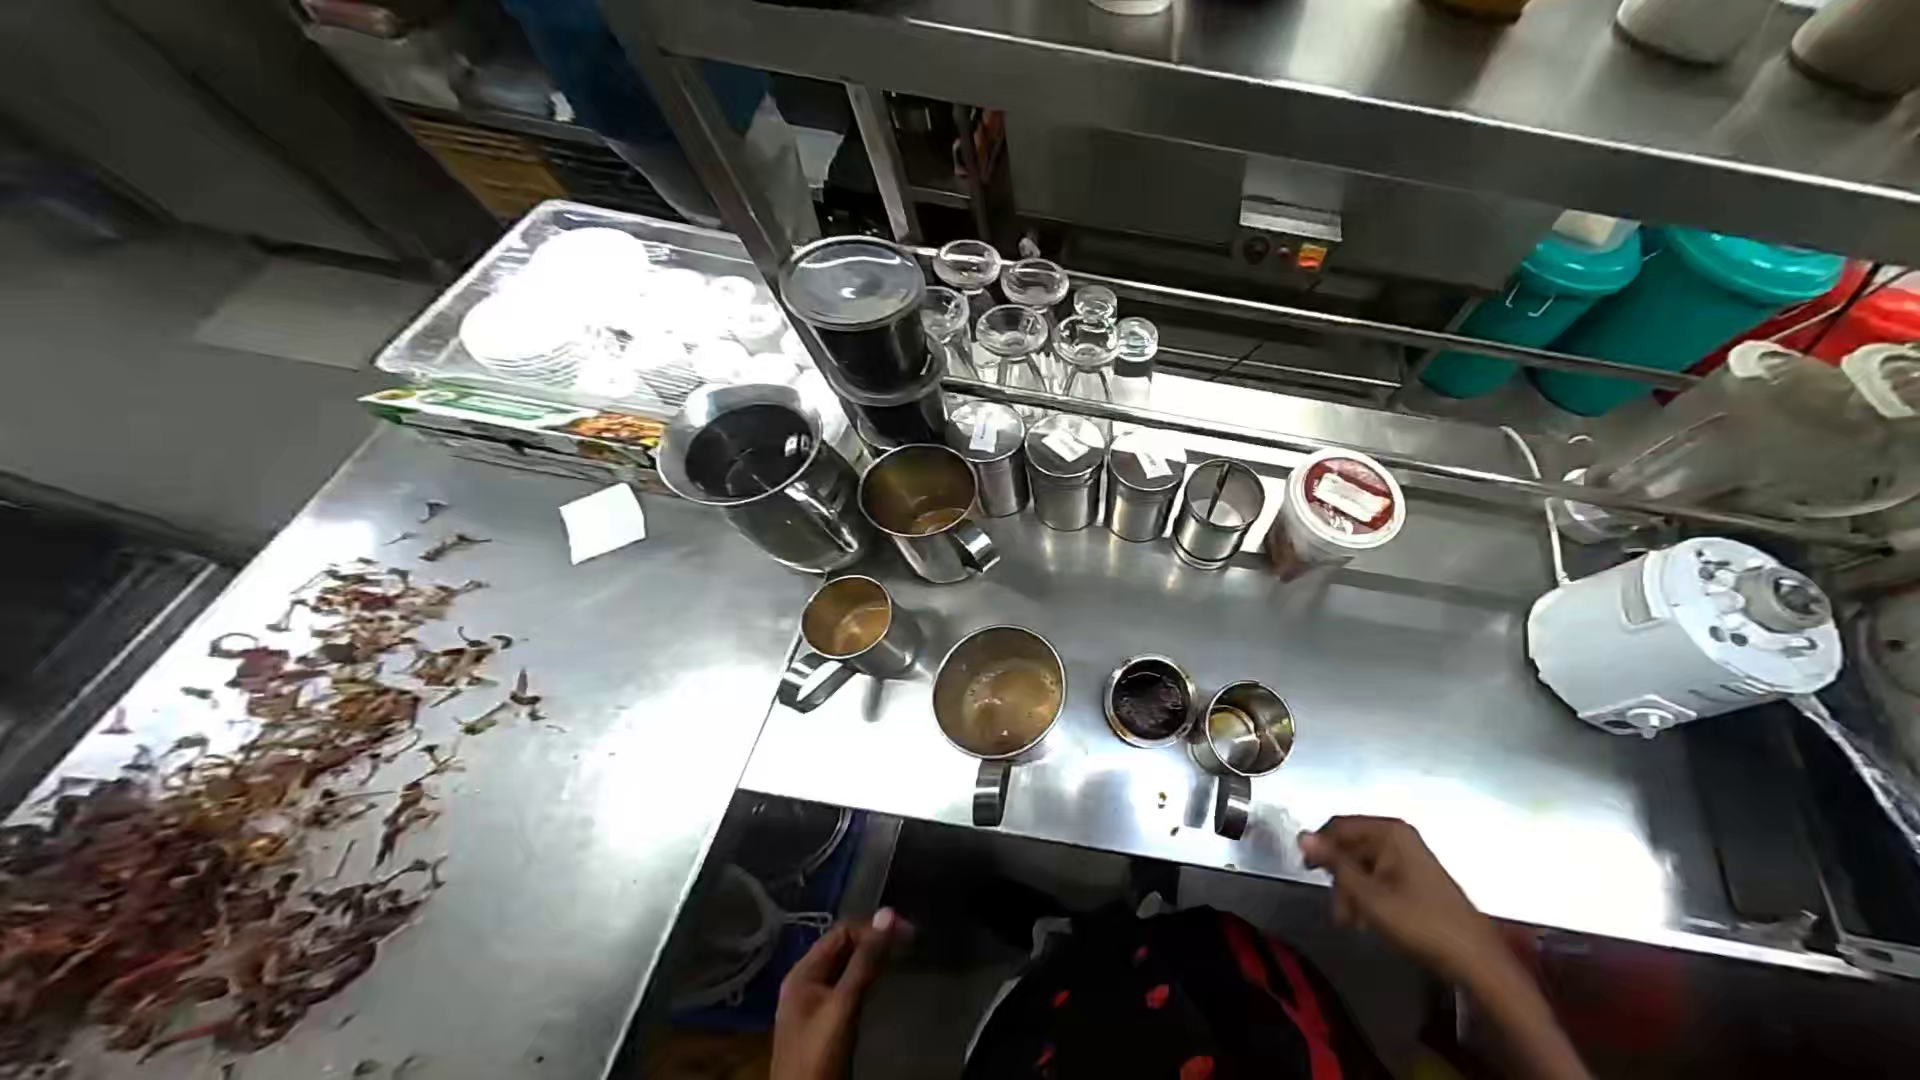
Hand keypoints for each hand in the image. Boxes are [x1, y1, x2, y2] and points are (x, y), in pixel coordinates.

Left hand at [771, 909, 906, 1079]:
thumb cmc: (818, 1056)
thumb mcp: (843, 1005)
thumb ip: (865, 961)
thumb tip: (887, 915)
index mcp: (802, 972)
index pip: (841, 932)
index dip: (872, 927)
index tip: (905, 930)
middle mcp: (805, 982)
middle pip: (842, 948)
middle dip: (873, 940)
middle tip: (908, 941)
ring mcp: (813, 1005)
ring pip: (846, 968)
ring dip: (871, 958)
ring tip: (900, 956)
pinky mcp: (824, 1024)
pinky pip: (847, 987)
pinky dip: (866, 979)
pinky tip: (882, 983)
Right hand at [1298, 816, 1505, 985]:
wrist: (1476, 963)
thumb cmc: (1421, 923)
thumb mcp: (1367, 894)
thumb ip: (1332, 862)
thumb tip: (1302, 837)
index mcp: (1389, 831)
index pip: (1336, 826)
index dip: (1318, 847)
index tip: (1308, 871)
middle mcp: (1399, 837)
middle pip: (1349, 846)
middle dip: (1339, 878)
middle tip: (1338, 908)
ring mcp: (1409, 856)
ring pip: (1362, 865)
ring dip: (1352, 892)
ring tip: (1353, 920)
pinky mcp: (1416, 877)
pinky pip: (1378, 876)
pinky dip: (1368, 896)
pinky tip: (1369, 919)